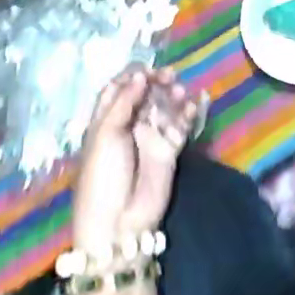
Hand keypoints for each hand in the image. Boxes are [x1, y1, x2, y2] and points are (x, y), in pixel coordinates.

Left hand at [71, 66, 204, 256]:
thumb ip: (125, 102)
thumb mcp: (105, 134)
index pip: (120, 88)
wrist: (118, 224)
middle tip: (170, 75)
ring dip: (172, 96)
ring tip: (180, 91)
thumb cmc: (102, 175)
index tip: (147, 70)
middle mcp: (128, 125)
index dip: (133, 76)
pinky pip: (179, 128)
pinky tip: (192, 107)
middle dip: (157, 82)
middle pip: (145, 95)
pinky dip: (187, 115)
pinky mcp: (168, 153)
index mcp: (106, 120)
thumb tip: (141, 76)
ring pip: (164, 108)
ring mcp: (149, 139)